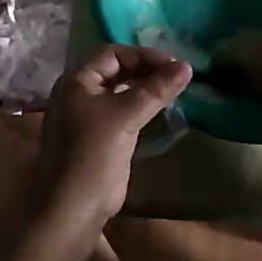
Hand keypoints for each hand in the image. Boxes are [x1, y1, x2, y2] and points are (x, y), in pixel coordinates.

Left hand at [33, 45, 192, 225]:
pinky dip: (140, 108)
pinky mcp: (98, 137)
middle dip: (146, 71)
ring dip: (145, 89)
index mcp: (75, 82)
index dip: (143, 55)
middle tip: (178, 77)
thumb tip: (186, 66)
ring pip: (119, 92)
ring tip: (174, 91)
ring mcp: (86, 117)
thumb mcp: (126, 116)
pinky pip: (121, 113)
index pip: (112, 54)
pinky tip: (160, 111)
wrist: (75, 206)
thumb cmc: (93, 153)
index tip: (174, 65)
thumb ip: (155, 90)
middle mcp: (77, 94)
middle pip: (115, 71)